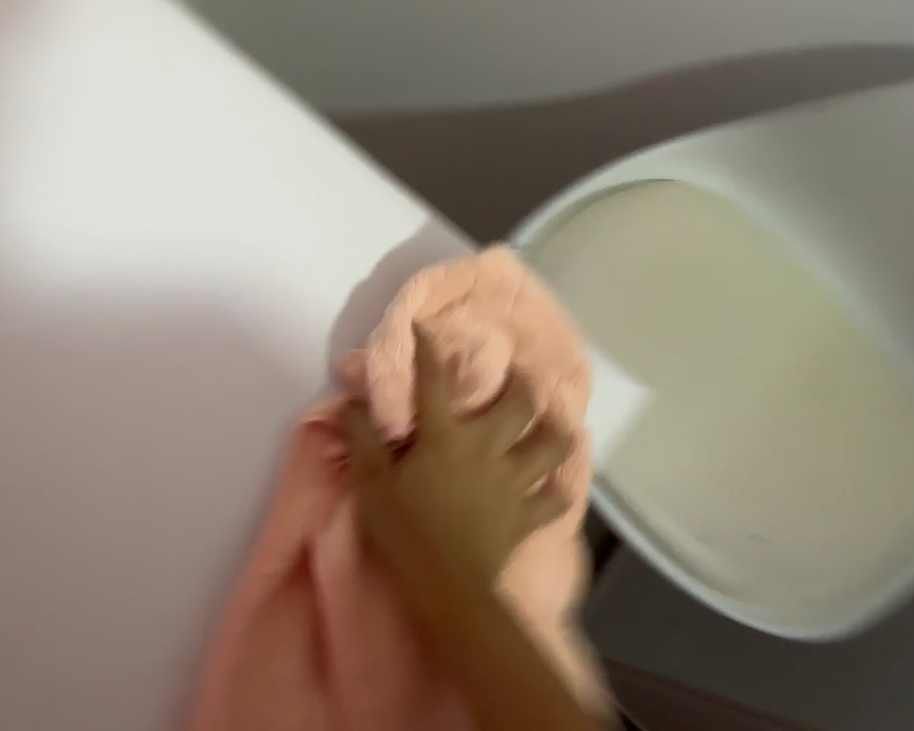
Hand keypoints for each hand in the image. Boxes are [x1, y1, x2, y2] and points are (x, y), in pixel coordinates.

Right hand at [347, 325, 574, 590]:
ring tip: (551, 417)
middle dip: (521, 381)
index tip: (425, 325)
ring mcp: (517, 481)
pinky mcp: (532, 513)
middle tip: (518, 371)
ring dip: (554, 426)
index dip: (429, 348)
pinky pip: (557, 493)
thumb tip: (354, 400)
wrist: (451, 588)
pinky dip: (558, 483)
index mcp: (445, 436)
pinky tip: (553, 479)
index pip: (434, 380)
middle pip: (517, 404)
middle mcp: (488, 448)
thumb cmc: (405, 529)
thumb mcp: (370, 480)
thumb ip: (362, 435)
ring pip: (551, 443)